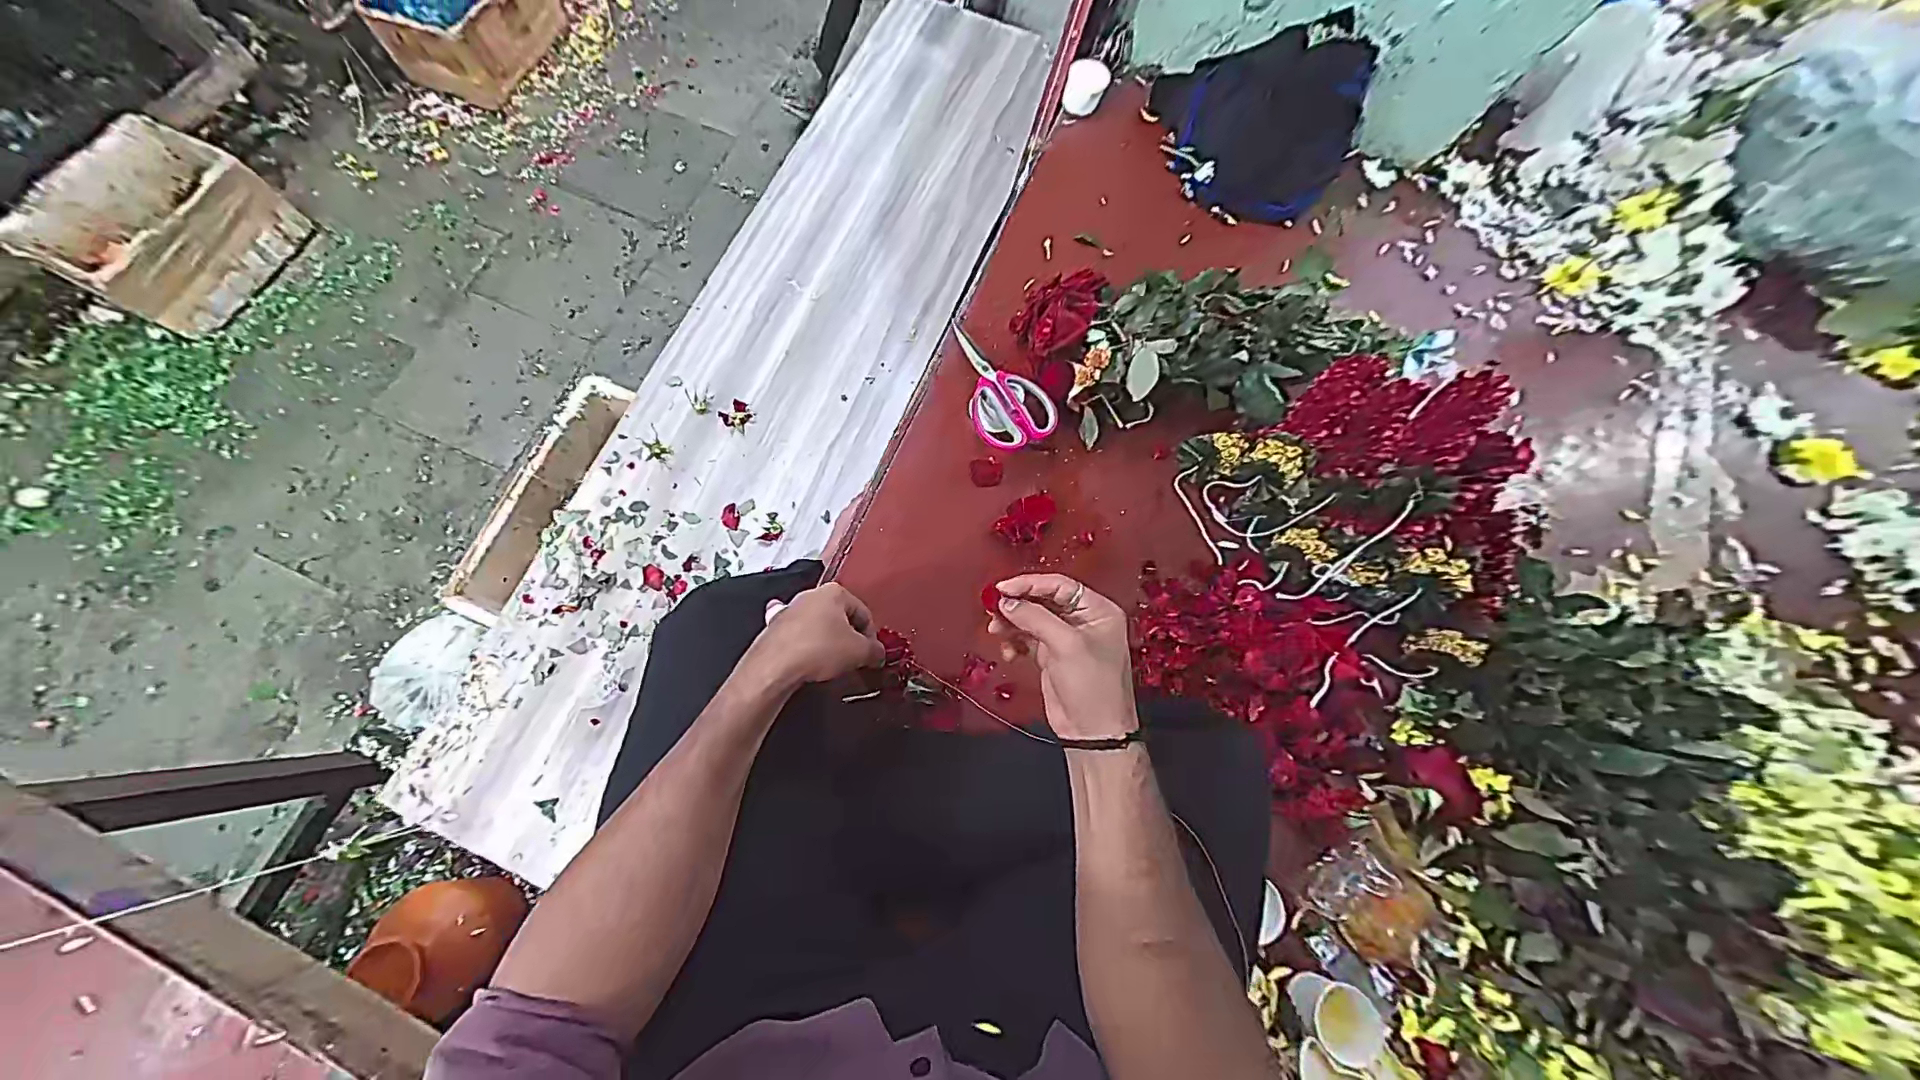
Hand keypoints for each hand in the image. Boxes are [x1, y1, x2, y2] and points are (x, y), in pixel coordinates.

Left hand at [743, 583, 885, 691]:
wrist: (774, 667)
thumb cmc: (815, 650)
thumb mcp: (859, 652)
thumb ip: (875, 651)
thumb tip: (877, 654)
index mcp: (834, 592)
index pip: (864, 613)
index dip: (871, 636)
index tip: (871, 652)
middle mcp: (811, 595)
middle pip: (841, 617)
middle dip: (849, 638)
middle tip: (854, 658)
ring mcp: (791, 609)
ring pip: (819, 625)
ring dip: (827, 641)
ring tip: (831, 663)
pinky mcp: (775, 626)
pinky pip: (798, 635)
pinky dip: (805, 644)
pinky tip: (807, 656)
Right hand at [989, 575, 1137, 740]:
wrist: (1093, 733)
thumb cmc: (1093, 687)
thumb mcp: (1066, 646)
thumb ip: (1035, 618)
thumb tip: (1006, 601)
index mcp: (1098, 611)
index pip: (1060, 585)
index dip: (1030, 584)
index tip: (1003, 588)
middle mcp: (1083, 620)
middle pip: (1044, 600)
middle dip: (1018, 604)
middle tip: (993, 608)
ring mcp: (1067, 638)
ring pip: (1032, 619)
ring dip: (1012, 623)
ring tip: (996, 630)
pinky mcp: (1052, 656)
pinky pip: (1028, 639)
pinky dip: (1015, 642)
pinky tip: (1009, 651)